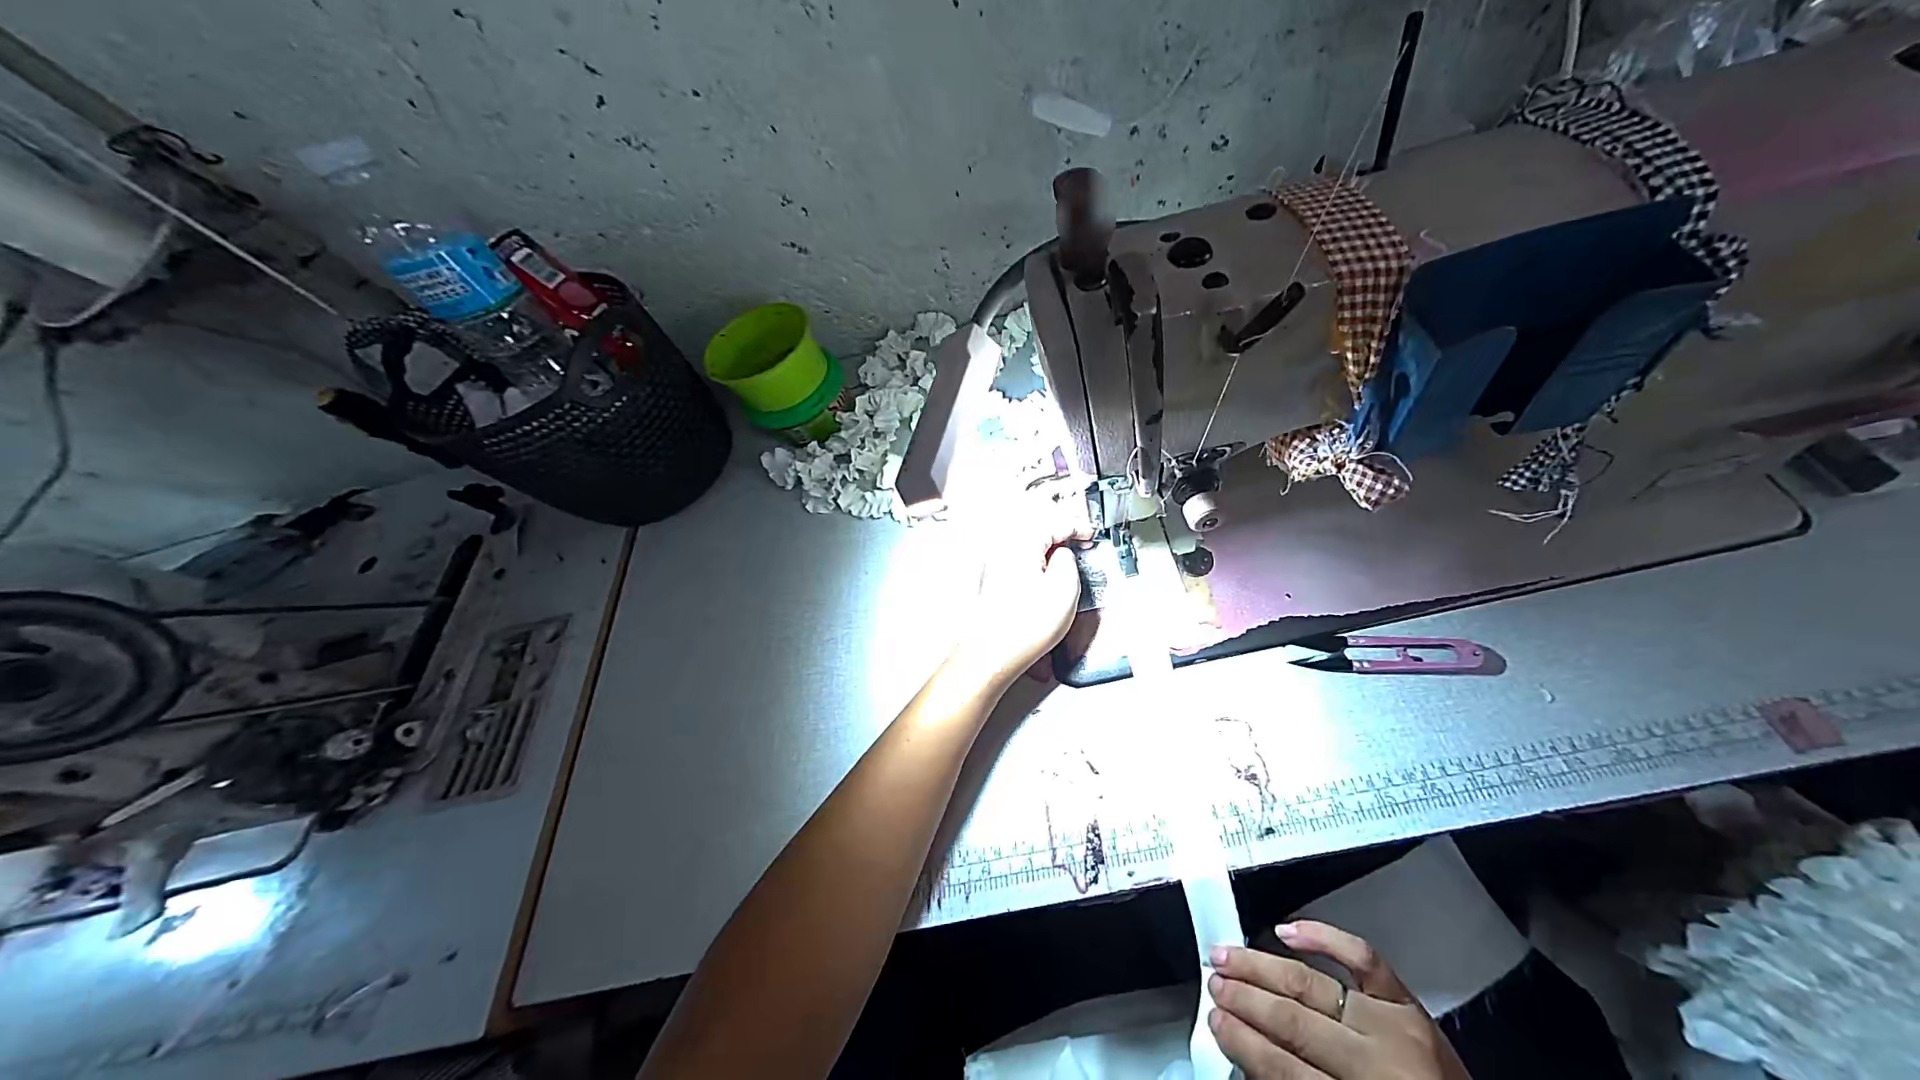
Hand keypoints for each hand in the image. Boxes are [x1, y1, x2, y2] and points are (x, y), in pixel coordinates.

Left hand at [950, 480, 1087, 683]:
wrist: (991, 654)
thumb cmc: (1022, 627)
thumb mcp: (1065, 587)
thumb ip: (1069, 560)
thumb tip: (1064, 555)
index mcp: (1020, 542)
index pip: (1055, 522)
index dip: (1078, 527)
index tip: (1089, 534)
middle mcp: (1001, 549)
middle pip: (1037, 530)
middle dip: (1061, 536)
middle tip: (1080, 545)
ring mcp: (992, 565)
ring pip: (1027, 546)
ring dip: (1047, 551)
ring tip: (1065, 566)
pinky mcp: (990, 583)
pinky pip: (1018, 563)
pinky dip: (1035, 565)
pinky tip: (1044, 582)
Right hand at [1208, 921, 1471, 1079]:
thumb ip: (1295, 1079)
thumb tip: (1243, 1044)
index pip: (1286, 1067)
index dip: (1244, 1041)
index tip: (1214, 1021)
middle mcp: (1382, 1063)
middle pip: (1295, 1020)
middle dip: (1246, 998)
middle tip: (1215, 982)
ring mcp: (1398, 1027)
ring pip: (1314, 984)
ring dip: (1263, 967)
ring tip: (1228, 956)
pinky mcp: (1411, 1004)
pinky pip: (1364, 958)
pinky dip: (1324, 937)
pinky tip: (1287, 930)